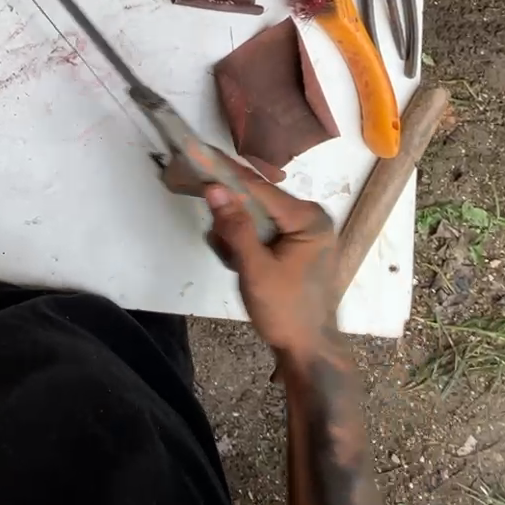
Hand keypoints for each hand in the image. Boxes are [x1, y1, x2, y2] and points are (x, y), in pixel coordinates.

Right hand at [204, 175, 339, 359]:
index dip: (224, 171)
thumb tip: (213, 188)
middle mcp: (309, 217)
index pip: (257, 186)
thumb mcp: (255, 269)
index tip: (195, 152)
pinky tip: (242, 264)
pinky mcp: (295, 242)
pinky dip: (243, 242)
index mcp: (307, 219)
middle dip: (230, 218)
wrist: (308, 352)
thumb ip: (235, 226)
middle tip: (224, 245)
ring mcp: (303, 230)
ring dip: (235, 234)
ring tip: (236, 264)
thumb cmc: (285, 311)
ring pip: (252, 214)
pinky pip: (259, 228)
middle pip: (254, 199)